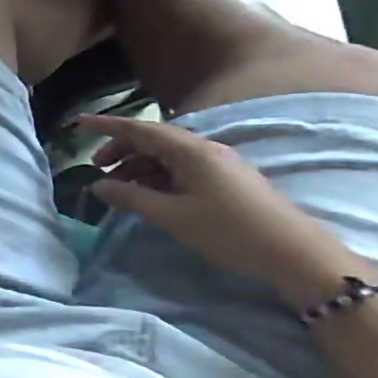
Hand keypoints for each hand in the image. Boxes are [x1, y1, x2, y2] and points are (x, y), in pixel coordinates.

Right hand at [79, 114, 375, 304]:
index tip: (79, 122)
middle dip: (121, 149)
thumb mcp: (173, 216)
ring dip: (138, 165)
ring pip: (167, 155)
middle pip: (152, 140)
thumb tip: (97, 185)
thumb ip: (131, 197)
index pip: (139, 130)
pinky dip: (157, 175)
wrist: (297, 255)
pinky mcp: (227, 180)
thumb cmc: (230, 231)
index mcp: (190, 151)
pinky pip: (181, 167)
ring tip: (119, 186)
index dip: (107, 125)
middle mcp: (205, 149)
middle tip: (97, 167)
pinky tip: (149, 194)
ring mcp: (219, 164)